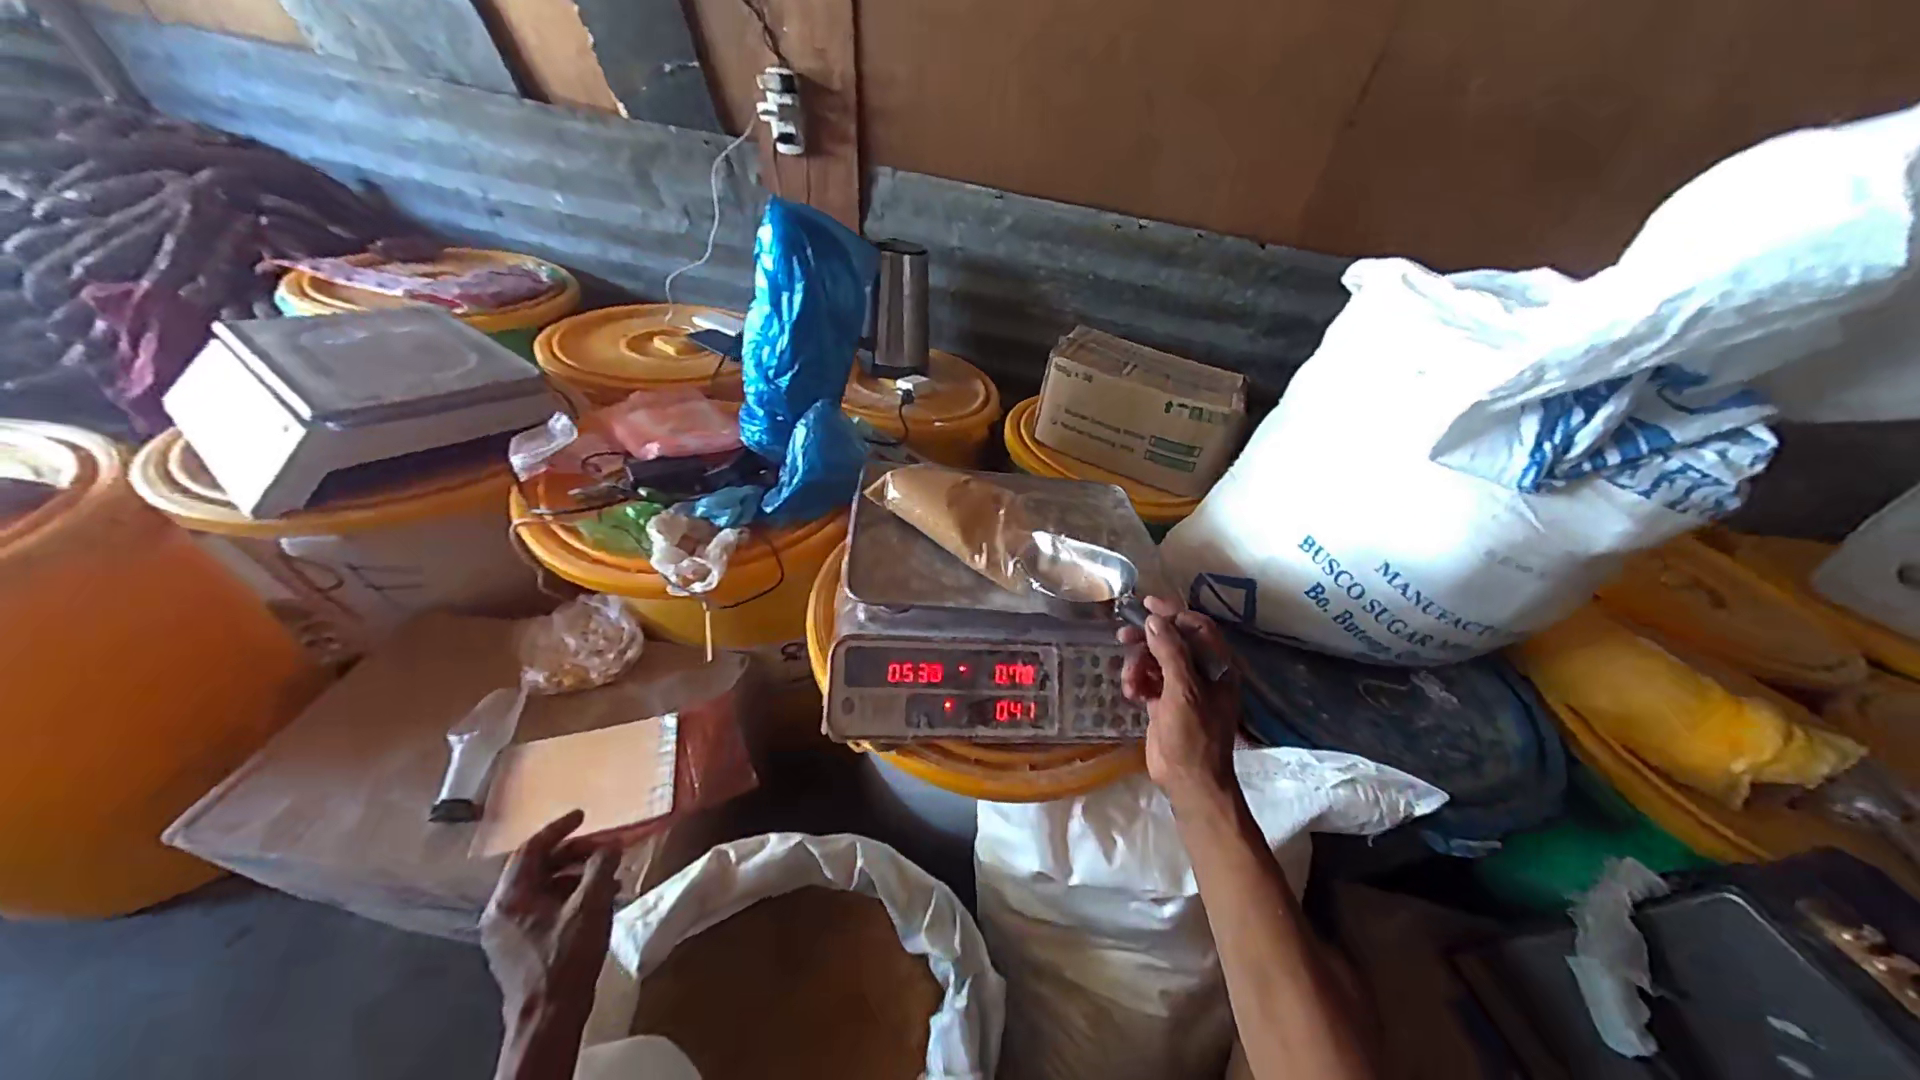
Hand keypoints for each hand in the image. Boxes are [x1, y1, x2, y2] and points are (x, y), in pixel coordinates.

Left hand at [481, 810, 618, 1078]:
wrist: (548, 1019)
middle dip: (575, 855)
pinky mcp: (520, 947)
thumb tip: (611, 845)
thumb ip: (600, 869)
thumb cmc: (566, 958)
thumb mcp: (590, 906)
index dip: (559, 829)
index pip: (530, 849)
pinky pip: (546, 908)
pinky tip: (599, 902)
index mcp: (510, 898)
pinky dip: (571, 897)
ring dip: (577, 877)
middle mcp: (502, 912)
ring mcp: (508, 932)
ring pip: (544, 888)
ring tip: (609, 878)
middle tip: (605, 849)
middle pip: (538, 868)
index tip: (583, 815)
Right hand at [1117, 596, 1240, 798]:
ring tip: (1129, 681)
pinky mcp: (1165, 703)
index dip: (1173, 613)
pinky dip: (1137, 682)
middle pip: (1172, 641)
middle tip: (1123, 636)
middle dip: (1148, 639)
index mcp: (1218, 667)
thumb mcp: (1184, 691)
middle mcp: (1203, 673)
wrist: (1189, 781)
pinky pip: (1147, 680)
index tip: (1147, 605)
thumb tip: (1154, 621)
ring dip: (1138, 665)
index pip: (1197, 627)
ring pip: (1155, 660)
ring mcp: (1183, 689)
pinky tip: (1131, 693)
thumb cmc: (1194, 736)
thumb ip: (1170, 653)